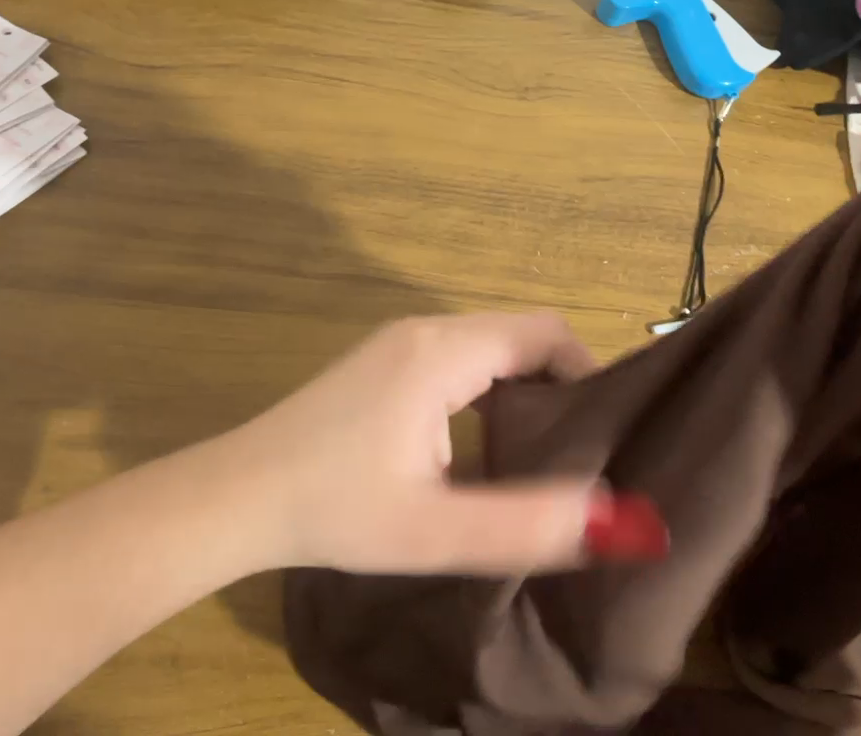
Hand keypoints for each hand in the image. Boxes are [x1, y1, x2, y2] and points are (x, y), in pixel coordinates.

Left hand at [226, 311, 663, 576]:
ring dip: (523, 388)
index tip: (608, 434)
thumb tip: (620, 518)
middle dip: (560, 384)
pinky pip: (458, 358)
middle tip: (583, 451)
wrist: (239, 496)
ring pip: (489, 346)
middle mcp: (424, 330)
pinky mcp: (382, 361)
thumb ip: (528, 525)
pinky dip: (488, 390)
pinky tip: (481, 445)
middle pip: (520, 335)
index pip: (546, 333)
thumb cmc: (334, 509)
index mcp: (443, 352)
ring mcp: (398, 342)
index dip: (589, 374)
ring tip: (541, 455)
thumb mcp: (435, 530)